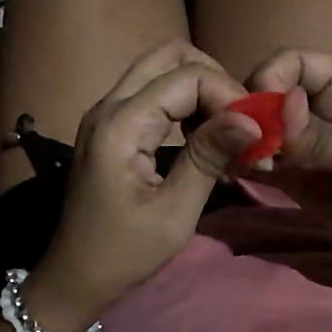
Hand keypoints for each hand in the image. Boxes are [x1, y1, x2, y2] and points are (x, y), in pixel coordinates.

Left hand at [27, 42, 259, 331]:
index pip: (187, 77)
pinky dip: (184, 104)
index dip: (229, 95)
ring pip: (160, 71)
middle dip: (215, 80)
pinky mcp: (109, 128)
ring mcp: (105, 114)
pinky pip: (151, 94)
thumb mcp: (175, 211)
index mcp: (121, 125)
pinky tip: (205, 138)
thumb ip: (209, 156)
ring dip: (200, 90)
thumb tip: (252, 119)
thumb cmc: (124, 253)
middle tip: (242, 121)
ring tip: (229, 132)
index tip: (256, 133)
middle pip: (170, 56)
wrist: (75, 276)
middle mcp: (108, 106)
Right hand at [248, 50, 331, 269]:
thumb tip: (275, 114)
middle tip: (244, 142)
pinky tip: (235, 171)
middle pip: (274, 95)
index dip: (273, 78)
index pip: (299, 64)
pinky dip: (246, 165)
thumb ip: (330, 137)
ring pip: (264, 132)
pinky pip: (265, 167)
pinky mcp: (301, 185)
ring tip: (246, 161)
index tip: (259, 110)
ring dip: (247, 141)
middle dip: (253, 112)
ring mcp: (312, 150)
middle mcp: (329, 110)